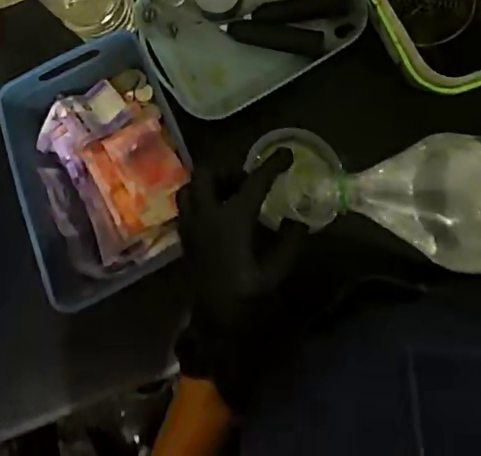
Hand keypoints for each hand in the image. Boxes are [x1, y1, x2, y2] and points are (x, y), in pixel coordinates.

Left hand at [174, 149, 307, 405]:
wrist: (211, 326)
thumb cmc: (245, 300)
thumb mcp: (274, 274)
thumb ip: (288, 244)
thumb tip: (297, 219)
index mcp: (230, 219)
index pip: (253, 182)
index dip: (271, 166)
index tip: (286, 154)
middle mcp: (205, 214)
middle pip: (207, 173)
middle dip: (228, 171)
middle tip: (249, 183)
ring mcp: (190, 223)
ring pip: (191, 186)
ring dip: (210, 183)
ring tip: (232, 195)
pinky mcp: (184, 235)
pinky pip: (187, 203)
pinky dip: (201, 198)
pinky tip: (219, 214)